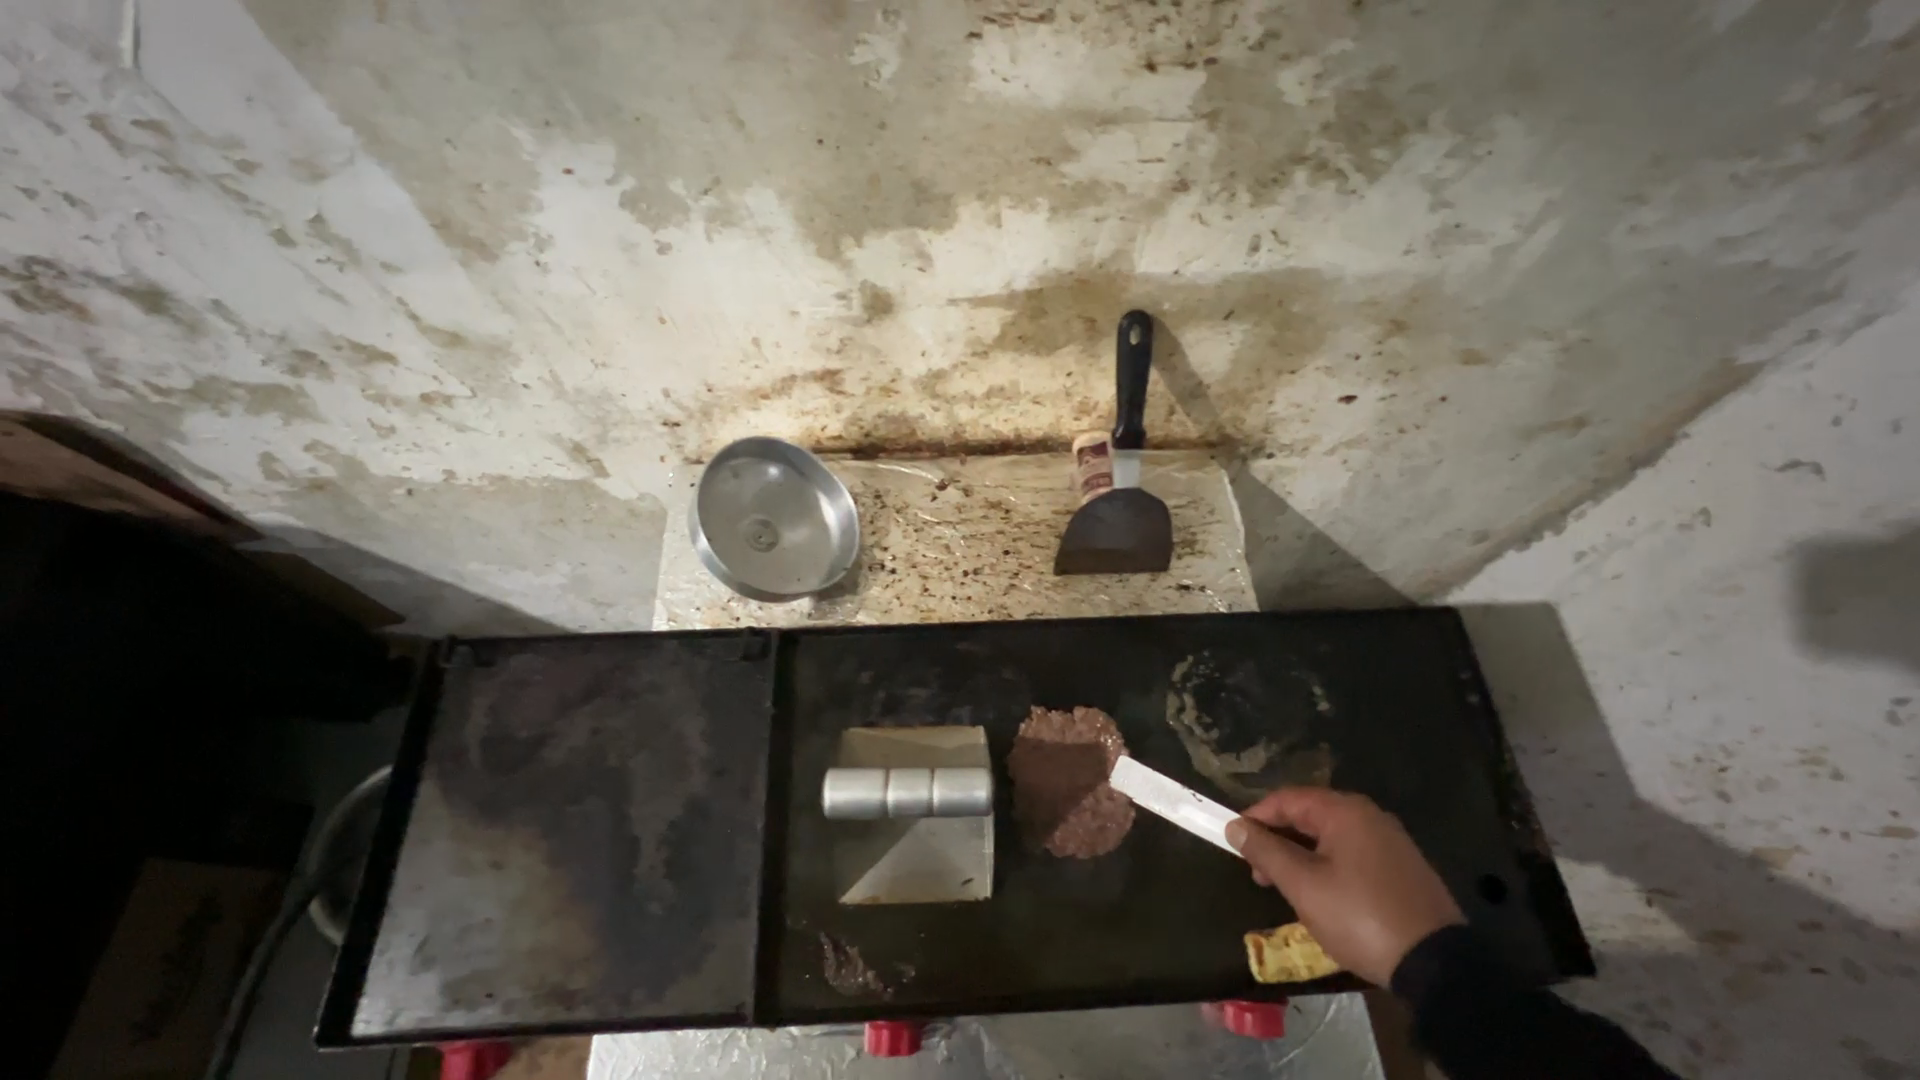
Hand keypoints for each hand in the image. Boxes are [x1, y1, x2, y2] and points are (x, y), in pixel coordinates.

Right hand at [1225, 788, 1463, 986]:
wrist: (1437, 965)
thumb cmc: (1359, 916)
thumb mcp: (1303, 885)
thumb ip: (1266, 851)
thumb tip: (1235, 827)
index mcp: (1345, 811)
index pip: (1286, 799)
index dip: (1255, 817)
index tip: (1233, 841)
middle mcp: (1370, 816)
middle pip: (1309, 815)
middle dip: (1277, 840)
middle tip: (1259, 874)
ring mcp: (1391, 842)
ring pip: (1331, 837)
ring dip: (1301, 856)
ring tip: (1285, 888)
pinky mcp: (1403, 868)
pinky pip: (1353, 854)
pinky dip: (1328, 865)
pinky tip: (1322, 894)